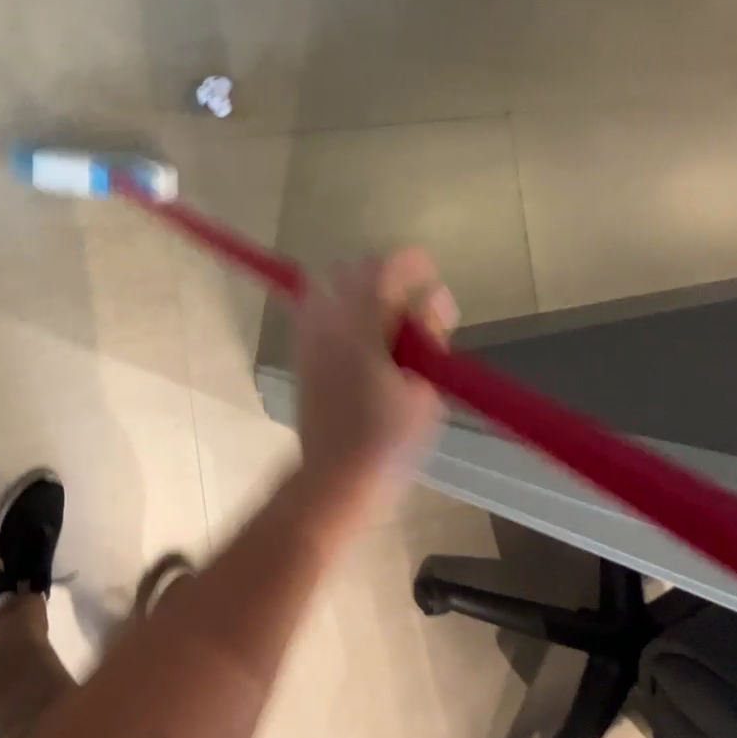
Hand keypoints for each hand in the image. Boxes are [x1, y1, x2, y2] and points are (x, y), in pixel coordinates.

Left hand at [292, 249, 457, 507]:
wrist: (336, 474)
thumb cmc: (388, 438)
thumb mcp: (424, 388)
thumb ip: (428, 335)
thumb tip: (435, 299)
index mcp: (361, 327)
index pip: (382, 270)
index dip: (409, 263)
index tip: (429, 271)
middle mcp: (328, 322)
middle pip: (352, 271)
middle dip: (385, 276)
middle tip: (413, 305)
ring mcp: (309, 336)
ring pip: (331, 288)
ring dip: (360, 292)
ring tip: (389, 322)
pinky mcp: (301, 354)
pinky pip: (317, 312)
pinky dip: (340, 310)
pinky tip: (362, 338)